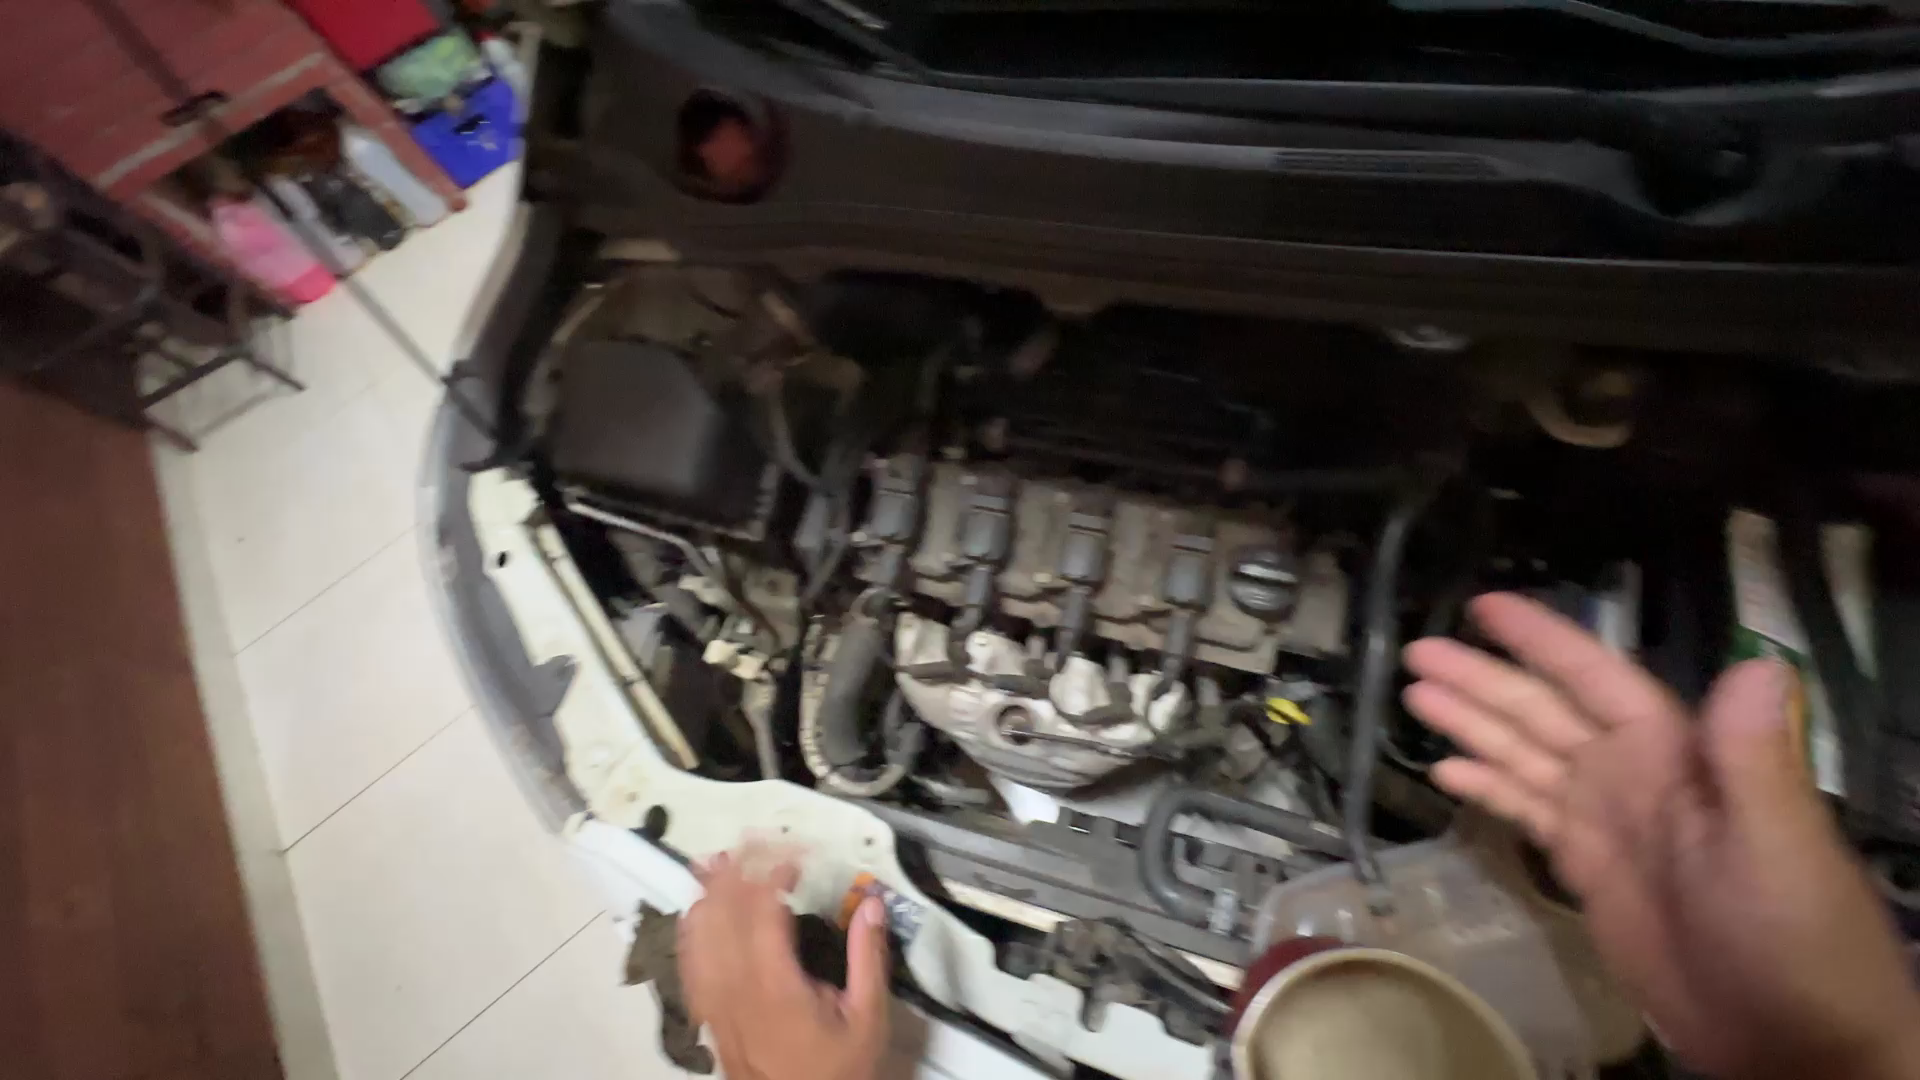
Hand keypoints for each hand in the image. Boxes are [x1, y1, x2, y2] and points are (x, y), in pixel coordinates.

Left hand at [679, 848, 891, 1079]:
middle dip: (735, 871)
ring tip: (714, 859)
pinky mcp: (711, 1020)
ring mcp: (718, 1006)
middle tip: (752, 838)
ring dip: (707, 895)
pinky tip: (693, 913)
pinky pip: (691, 969)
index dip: (773, 875)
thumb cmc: (841, 1071)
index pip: (764, 914)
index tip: (796, 854)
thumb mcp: (868, 1017)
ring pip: (702, 939)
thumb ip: (868, 957)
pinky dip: (690, 935)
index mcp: (777, 985)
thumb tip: (873, 903)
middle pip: (725, 917)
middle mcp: (738, 989)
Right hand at [1403, 593, 1919, 1079]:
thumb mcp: (1780, 851)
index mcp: (1674, 757)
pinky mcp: (1578, 859)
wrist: (1791, 1048)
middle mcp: (1627, 774)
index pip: (1595, 680)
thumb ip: (1753, 758)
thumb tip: (1758, 664)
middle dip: (1478, 679)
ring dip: (1467, 723)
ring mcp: (1599, 816)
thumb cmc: (1798, 944)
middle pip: (1538, 712)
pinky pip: (1519, 807)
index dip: (1541, 640)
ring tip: (1414, 696)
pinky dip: (1482, 786)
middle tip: (1417, 652)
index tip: (1486, 606)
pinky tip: (1444, 772)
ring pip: (1518, 752)